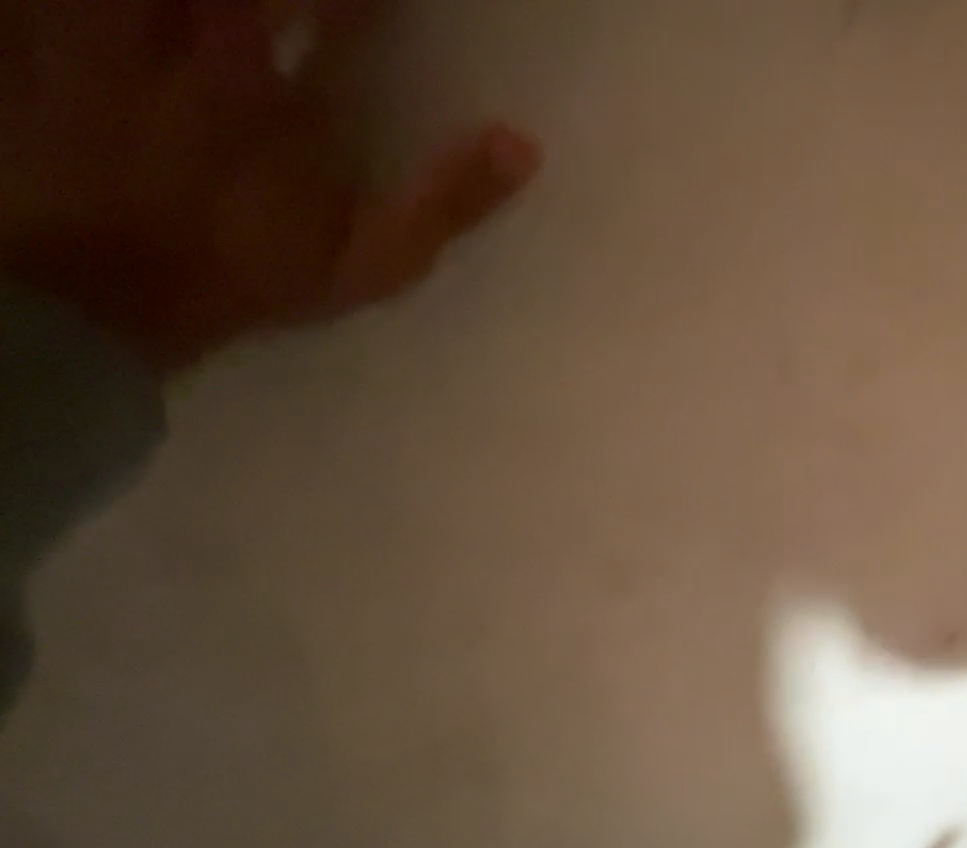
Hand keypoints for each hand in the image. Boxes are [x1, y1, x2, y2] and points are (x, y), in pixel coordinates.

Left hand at [0, 0, 539, 368]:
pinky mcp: (37, 42)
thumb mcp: (377, 262)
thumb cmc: (257, 275)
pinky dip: (84, 2)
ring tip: (233, 8)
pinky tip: (133, 16)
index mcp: (287, 105)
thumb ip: (447, 204)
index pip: (340, 10)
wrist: (108, 300)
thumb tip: (520, 144)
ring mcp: (109, 44)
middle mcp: (201, 59)